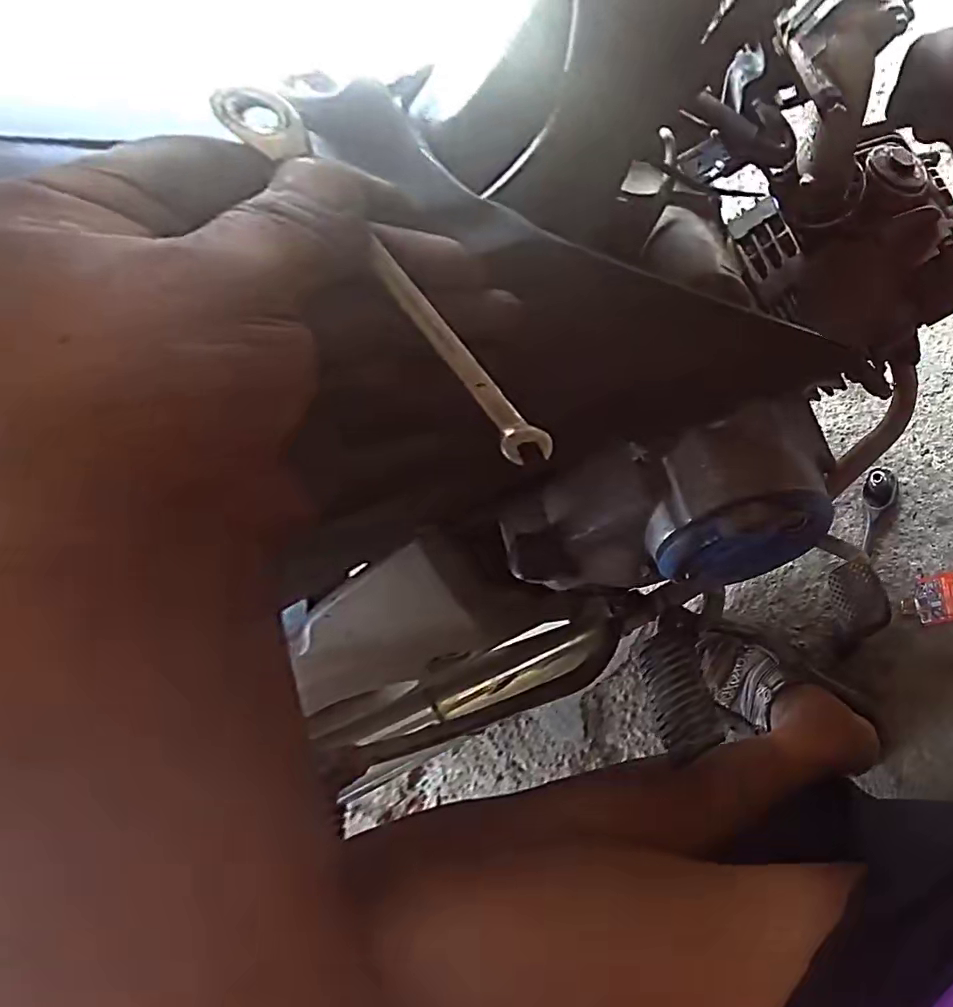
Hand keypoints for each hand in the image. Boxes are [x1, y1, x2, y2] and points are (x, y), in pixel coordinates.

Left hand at [0, 136, 514, 554]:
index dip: (314, 185)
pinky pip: (358, 380)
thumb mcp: (215, 281)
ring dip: (426, 320)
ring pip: (344, 323)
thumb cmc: (146, 381)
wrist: (140, 530)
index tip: (399, 205)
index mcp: (97, 227)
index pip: (215, 176)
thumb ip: (288, 227)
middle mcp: (167, 287)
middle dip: (397, 267)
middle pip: (301, 259)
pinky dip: (417, 373)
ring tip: (500, 318)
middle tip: (473, 273)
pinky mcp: (286, 411)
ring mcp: (235, 356)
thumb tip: (335, 176)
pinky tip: (470, 368)